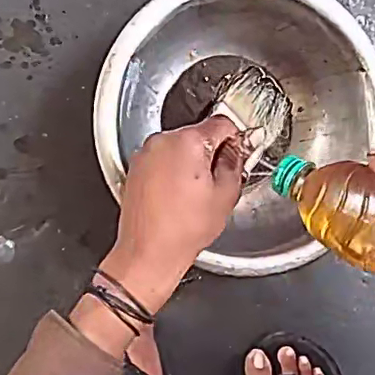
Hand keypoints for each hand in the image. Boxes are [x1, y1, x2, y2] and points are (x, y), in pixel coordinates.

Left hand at [103, 116, 243, 310]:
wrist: (148, 252)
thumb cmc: (182, 229)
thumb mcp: (225, 195)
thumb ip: (235, 163)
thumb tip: (236, 150)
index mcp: (188, 142)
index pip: (221, 123)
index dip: (235, 138)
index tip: (238, 152)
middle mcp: (162, 141)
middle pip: (198, 134)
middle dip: (211, 153)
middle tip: (218, 182)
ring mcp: (146, 154)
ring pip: (179, 147)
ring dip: (191, 163)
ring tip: (195, 195)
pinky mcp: (136, 168)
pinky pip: (162, 160)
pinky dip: (172, 171)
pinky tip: (178, 197)